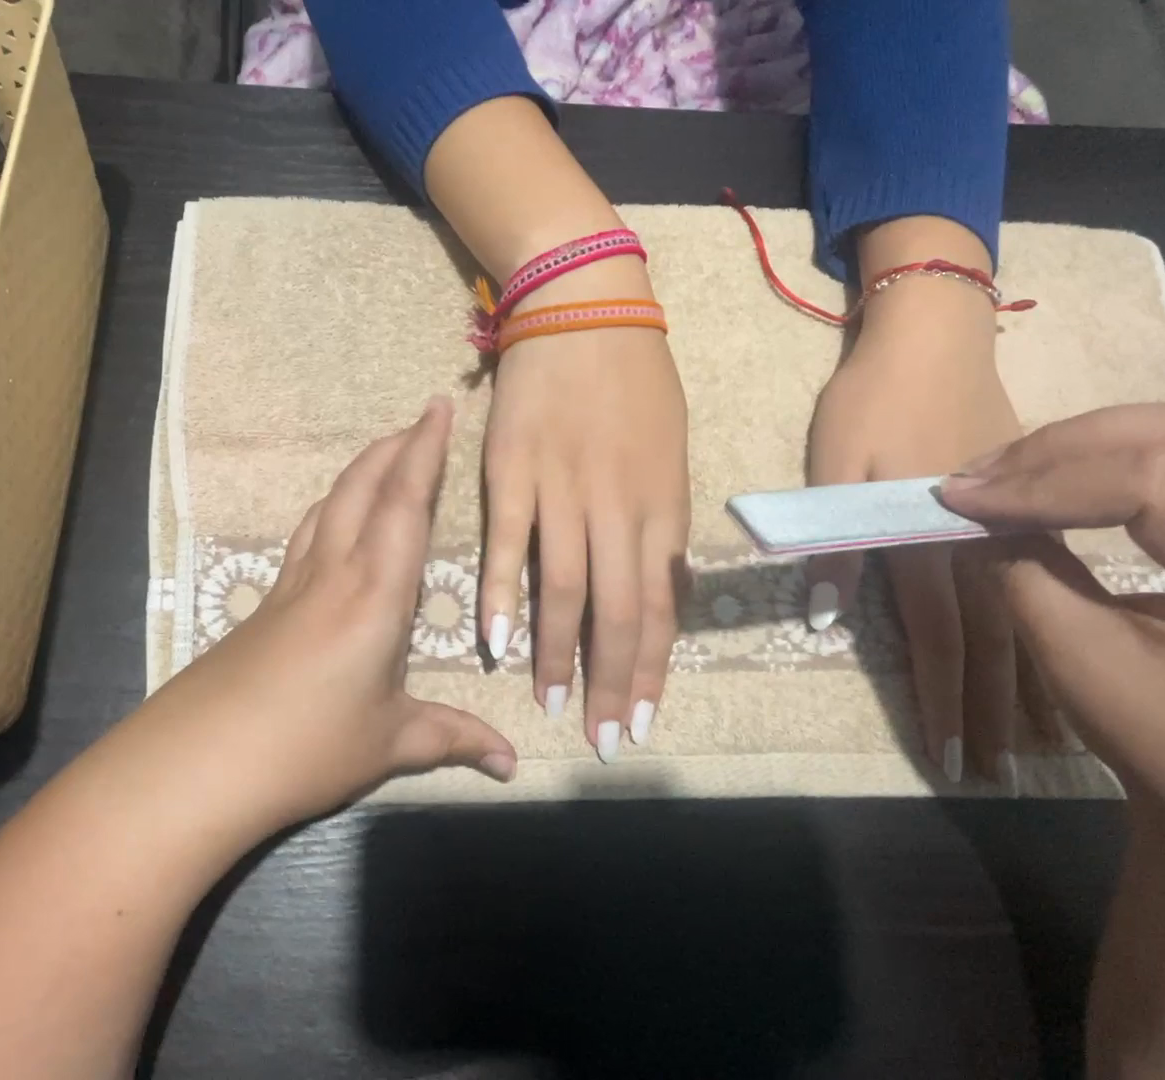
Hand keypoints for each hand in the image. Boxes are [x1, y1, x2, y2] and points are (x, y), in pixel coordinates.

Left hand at [150, 398, 516, 827]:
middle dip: (393, 447)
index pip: (405, 506)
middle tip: (420, 421)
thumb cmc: (305, 748)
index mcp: (374, 595)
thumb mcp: (389, 744)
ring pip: (328, 506)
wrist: (197, 762)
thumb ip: (454, 740)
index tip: (439, 408)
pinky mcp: (267, 605)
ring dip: (359, 472)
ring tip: (383, 458)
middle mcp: (332, 574)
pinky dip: (331, 509)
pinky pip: (306, 536)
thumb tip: (512, 762)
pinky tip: (334, 523)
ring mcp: (292, 586)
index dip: (425, 452)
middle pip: (361, 489)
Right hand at [420, 95, 690, 762]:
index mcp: (662, 507)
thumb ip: (663, 523)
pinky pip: (506, 543)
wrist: (587, 311)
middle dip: (612, 683)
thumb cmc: (635, 382)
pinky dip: (498, 594)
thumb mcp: (671, 453)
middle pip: (617, 613)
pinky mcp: (511, 472)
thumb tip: (658, 587)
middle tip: (603, 739)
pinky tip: (493, 641)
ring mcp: (562, 490)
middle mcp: (617, 509)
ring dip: (558, 653)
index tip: (641, 718)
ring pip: (564, 589)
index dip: (650, 669)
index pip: (659, 607)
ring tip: (552, 704)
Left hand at [805, 280, 1028, 784]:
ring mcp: (1010, 527)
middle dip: (989, 710)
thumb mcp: (832, 467)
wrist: (933, 338)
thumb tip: (828, 621)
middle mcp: (976, 546)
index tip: (952, 757)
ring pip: (1025, 622)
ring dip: (1028, 683)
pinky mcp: (1027, 508)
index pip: (935, 640)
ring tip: (1042, 740)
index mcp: (926, 543)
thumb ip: (834, 545)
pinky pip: (1043, 584)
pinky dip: (1054, 630)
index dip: (940, 700)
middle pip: (989, 645)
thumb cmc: (872, 400)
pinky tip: (1074, 655)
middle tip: (1001, 773)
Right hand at [940, 401, 1164, 830]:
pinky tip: (1110, 459)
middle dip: (1070, 445)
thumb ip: (1022, 569)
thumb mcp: (1076, 657)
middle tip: (984, 474)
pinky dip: (1163, 437)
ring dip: (1114, 432)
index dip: (1045, 481)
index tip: (959, 496)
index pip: (1159, 484)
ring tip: (1032, 463)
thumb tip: (974, 507)